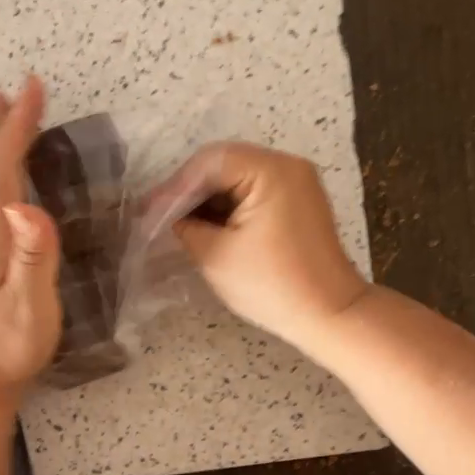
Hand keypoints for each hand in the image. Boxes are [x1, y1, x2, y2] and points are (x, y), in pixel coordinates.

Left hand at [0, 75, 61, 401]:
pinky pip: (3, 203)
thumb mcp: (27, 306)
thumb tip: (27, 206)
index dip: (16, 130)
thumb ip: (32, 259)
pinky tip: (17, 183)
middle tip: (18, 89)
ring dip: (5, 149)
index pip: (4, 173)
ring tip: (12, 118)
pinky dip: (10, 177)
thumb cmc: (10, 348)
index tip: (31, 87)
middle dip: (8, 128)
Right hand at [154, 143, 368, 349]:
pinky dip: (227, 207)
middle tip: (157, 216)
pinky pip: (253, 193)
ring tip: (176, 224)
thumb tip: (170, 217)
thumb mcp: (215, 255)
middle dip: (188, 191)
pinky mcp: (297, 202)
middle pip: (223, 164)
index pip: (208, 162)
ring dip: (206, 200)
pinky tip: (205, 227)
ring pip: (236, 179)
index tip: (147, 212)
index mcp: (270, 170)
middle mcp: (287, 166)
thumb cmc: (271, 285)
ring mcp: (296, 183)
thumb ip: (186, 227)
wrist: (327, 313)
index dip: (173, 186)